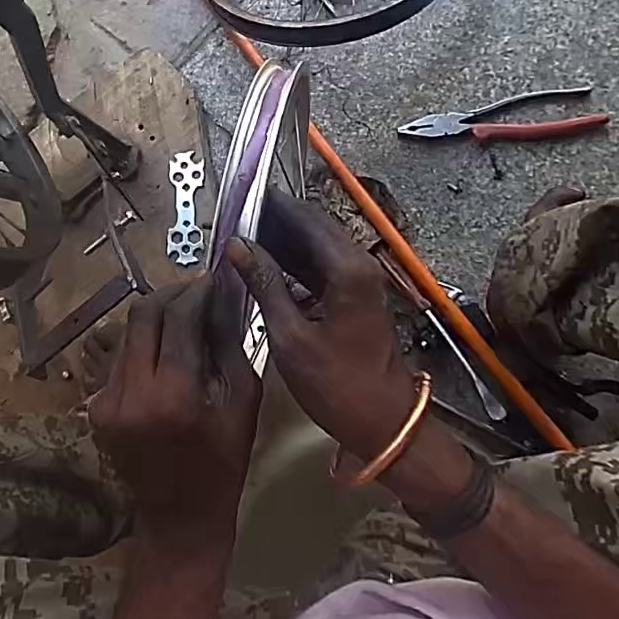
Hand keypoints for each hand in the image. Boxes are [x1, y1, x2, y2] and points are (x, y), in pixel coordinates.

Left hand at [89, 278, 260, 555]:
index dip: (196, 291)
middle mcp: (131, 392)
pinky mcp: (95, 407)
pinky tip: (163, 351)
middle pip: (143, 315)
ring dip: (154, 317)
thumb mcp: (243, 399)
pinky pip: (118, 357)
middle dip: (171, 295)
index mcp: (174, 395)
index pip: (178, 318)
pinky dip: (141, 344)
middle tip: (195, 293)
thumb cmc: (223, 460)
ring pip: (126, 332)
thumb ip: (228, 342)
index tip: (212, 280)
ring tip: (181, 319)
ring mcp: (106, 400)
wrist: (179, 517)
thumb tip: (221, 294)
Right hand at [224, 191, 472, 510]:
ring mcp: (360, 277)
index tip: (238, 197)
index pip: (304, 218)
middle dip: (274, 220)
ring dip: (282, 240)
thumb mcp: (290, 336)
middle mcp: (358, 263)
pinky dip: (294, 261)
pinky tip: (265, 266)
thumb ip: (265, 284)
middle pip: (312, 225)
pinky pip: (321, 263)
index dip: (270, 206)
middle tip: (234, 220)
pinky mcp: (356, 292)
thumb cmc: (337, 384)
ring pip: (316, 243)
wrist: (383, 421)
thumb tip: (237, 245)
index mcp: (347, 268)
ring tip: (242, 240)